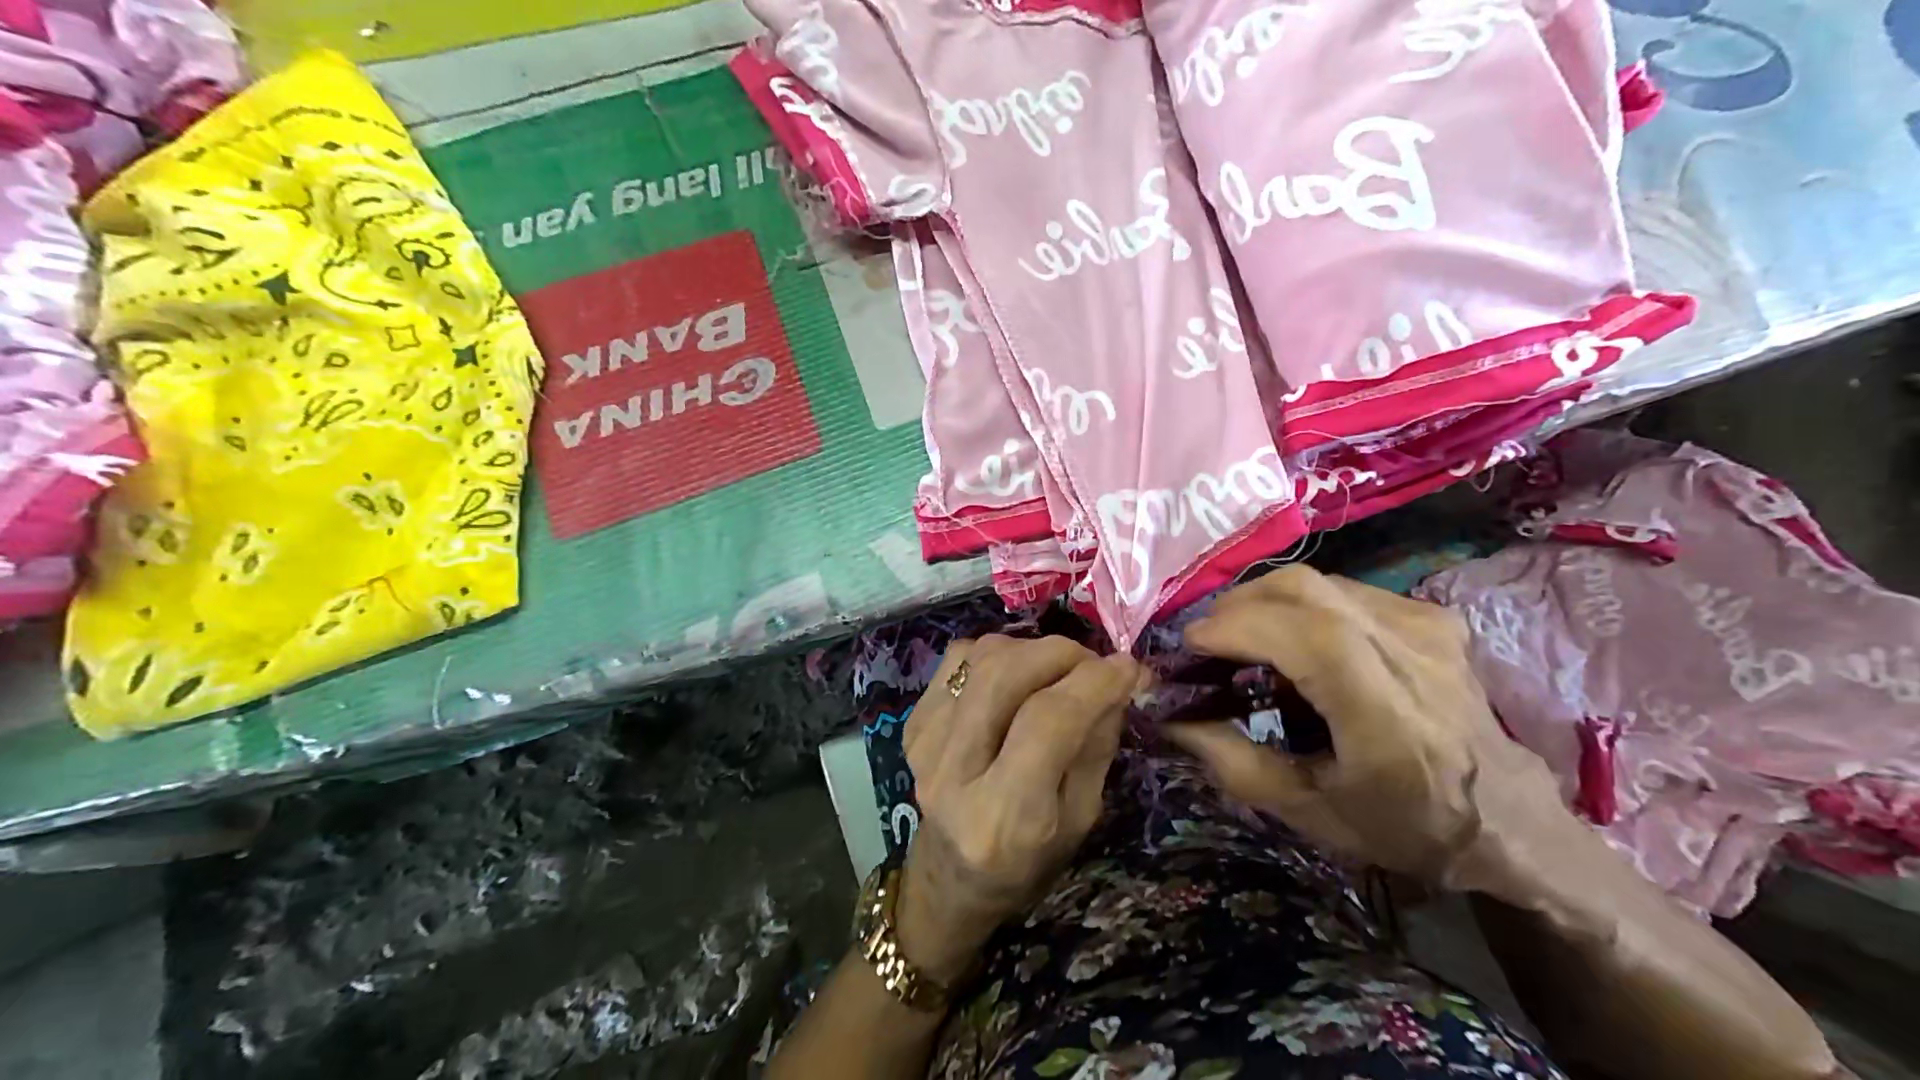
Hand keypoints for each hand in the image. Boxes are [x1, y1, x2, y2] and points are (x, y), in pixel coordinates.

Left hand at [896, 636, 1142, 983]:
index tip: (1130, 667)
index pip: (1047, 722)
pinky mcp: (912, 720)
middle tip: (1095, 665)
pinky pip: (959, 657)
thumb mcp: (1081, 817)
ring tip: (1059, 670)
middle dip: (1062, 654)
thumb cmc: (1029, 860)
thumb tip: (1115, 677)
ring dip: (1032, 650)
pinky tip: (1018, 677)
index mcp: (1001, 817)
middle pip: (1004, 676)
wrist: (951, 875)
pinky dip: (999, 654)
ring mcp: (923, 742)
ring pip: (980, 657)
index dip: (1093, 683)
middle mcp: (951, 773)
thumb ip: (1096, 745)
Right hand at [1162, 565, 1566, 883]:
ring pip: (1318, 581)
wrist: (1512, 823)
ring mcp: (1426, 626)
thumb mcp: (1307, 811)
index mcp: (1388, 716)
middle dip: (1236, 604)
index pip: (1306, 635)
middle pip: (1303, 589)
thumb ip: (1230, 759)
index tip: (1189, 645)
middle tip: (1205, 640)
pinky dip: (1298, 604)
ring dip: (1262, 601)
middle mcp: (1413, 655)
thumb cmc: (1405, 827)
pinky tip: (1290, 638)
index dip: (1236, 627)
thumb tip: (1169, 713)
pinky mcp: (1430, 616)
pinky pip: (1341, 590)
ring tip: (1239, 637)